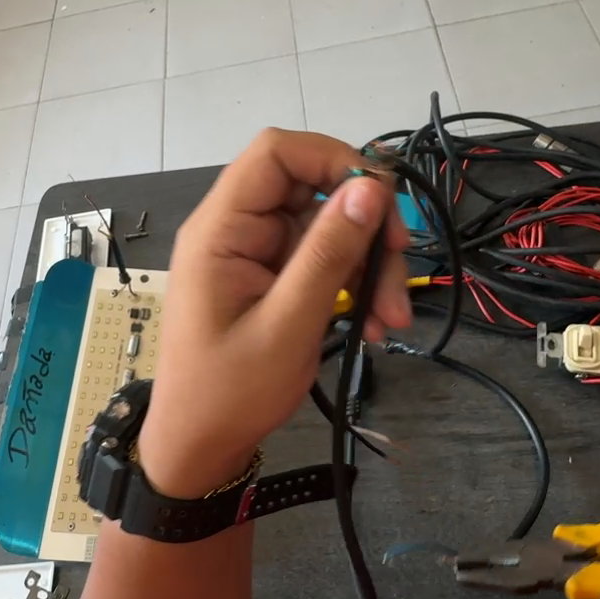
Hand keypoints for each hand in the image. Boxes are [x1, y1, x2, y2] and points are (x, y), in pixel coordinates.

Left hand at [139, 129, 411, 497]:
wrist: (201, 445)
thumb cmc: (230, 392)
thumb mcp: (288, 325)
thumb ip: (328, 254)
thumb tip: (371, 188)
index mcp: (222, 228)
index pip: (276, 153)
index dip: (332, 159)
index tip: (379, 198)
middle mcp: (238, 228)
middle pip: (312, 190)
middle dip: (364, 227)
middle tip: (398, 272)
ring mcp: (257, 252)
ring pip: (328, 227)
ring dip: (367, 265)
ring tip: (390, 319)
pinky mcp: (274, 276)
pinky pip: (324, 260)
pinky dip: (354, 284)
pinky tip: (374, 324)